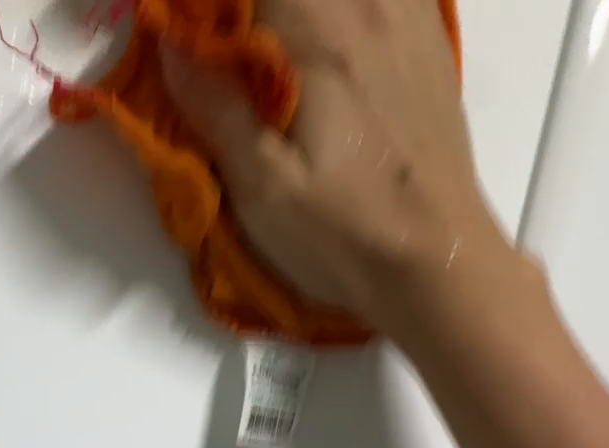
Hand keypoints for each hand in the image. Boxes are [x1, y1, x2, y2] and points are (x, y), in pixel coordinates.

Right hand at [162, 0, 513, 332]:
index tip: (187, 46)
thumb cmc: (343, 233)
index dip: (208, 11)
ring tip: (268, 56)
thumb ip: (216, 108)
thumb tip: (173, 44)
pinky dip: (341, 14)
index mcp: (322, 37)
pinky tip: (327, 48)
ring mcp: (410, 19)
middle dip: (246, 11)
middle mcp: (370, 8)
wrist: (435, 261)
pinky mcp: (428, 42)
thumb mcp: (263, 188)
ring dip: (290, 14)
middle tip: (221, 55)